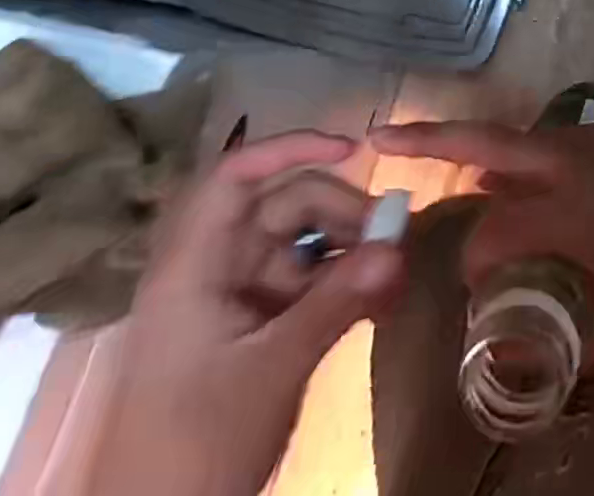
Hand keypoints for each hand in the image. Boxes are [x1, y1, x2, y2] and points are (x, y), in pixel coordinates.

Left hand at [89, 132, 405, 495]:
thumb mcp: (273, 368)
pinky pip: (312, 279)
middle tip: (395, 240)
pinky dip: (347, 281)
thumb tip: (399, 245)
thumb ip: (337, 301)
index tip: (355, 148)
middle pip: (285, 205)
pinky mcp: (259, 321)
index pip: (233, 178)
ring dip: (353, 249)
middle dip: (344, 213)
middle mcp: (216, 268)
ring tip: (395, 279)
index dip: (290, 148)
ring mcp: (238, 294)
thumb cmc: (195, 445)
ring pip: (305, 241)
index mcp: (194, 267)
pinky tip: (380, 302)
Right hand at [369, 121, 593, 371]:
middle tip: (380, 134)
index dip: (472, 262)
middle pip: (482, 143)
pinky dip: (520, 153)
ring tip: (437, 152)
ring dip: (474, 146)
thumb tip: (514, 367)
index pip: (488, 233)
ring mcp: (587, 141)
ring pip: (515, 136)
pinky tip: (516, 170)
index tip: (478, 286)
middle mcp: (564, 164)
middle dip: (427, 139)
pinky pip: (547, 140)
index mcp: (562, 211)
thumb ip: (563, 352)